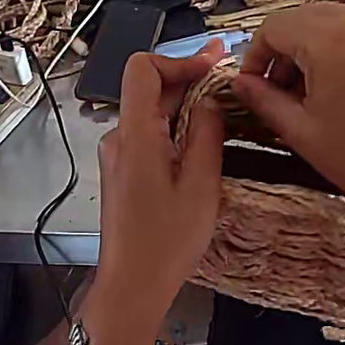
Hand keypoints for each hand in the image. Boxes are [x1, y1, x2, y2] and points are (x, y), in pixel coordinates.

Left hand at [87, 43, 228, 344]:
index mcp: (135, 134)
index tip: (213, 63)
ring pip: (150, 114)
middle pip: (148, 90)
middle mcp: (119, 139)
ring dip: (183, 106)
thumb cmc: (167, 240)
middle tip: (227, 78)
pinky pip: (149, 137)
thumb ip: (206, 134)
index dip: (179, 59)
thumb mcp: (201, 184)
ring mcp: (117, 157)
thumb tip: (209, 102)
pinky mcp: (123, 173)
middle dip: (188, 80)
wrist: (132, 284)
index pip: (143, 69)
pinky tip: (201, 142)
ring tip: (221, 110)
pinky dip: (174, 129)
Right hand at [233, 4, 344, 226]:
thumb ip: (265, 101)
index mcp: (333, 38)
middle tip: (280, 95)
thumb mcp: (304, 132)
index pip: (274, 26)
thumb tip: (239, 84)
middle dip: (282, 53)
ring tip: (310, 96)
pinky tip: (339, 88)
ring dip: (309, 51)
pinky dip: (337, 50)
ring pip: (329, 22)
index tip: (253, 89)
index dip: (255, 56)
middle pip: (302, 18)